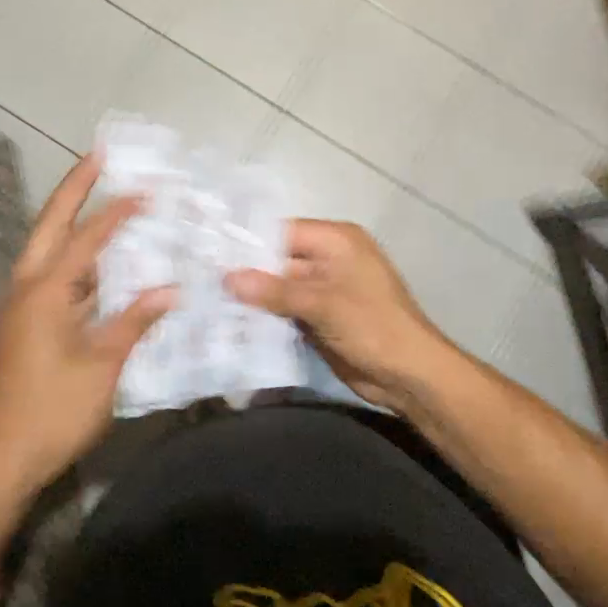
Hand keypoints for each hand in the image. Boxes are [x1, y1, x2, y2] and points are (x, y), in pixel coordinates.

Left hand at [0, 155, 175, 493]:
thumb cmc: (51, 412)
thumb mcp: (102, 367)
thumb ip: (134, 322)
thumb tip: (171, 289)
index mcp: (43, 294)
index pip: (85, 240)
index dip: (117, 213)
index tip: (146, 189)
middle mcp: (25, 291)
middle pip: (49, 228)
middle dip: (73, 191)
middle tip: (98, 158)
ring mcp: (19, 312)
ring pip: (46, 256)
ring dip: (72, 228)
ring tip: (102, 204)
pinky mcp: (21, 332)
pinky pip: (50, 284)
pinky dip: (75, 267)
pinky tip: (100, 272)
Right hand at [226, 221, 454, 410]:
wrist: (409, 374)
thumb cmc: (372, 326)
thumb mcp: (322, 304)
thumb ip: (274, 290)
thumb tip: (226, 277)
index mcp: (337, 241)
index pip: (282, 232)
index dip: (246, 242)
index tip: (207, 252)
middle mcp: (328, 259)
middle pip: (277, 259)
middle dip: (244, 273)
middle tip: (198, 280)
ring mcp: (323, 290)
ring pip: (278, 288)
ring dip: (251, 298)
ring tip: (206, 302)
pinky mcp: (319, 318)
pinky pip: (285, 311)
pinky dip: (264, 317)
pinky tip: (231, 324)